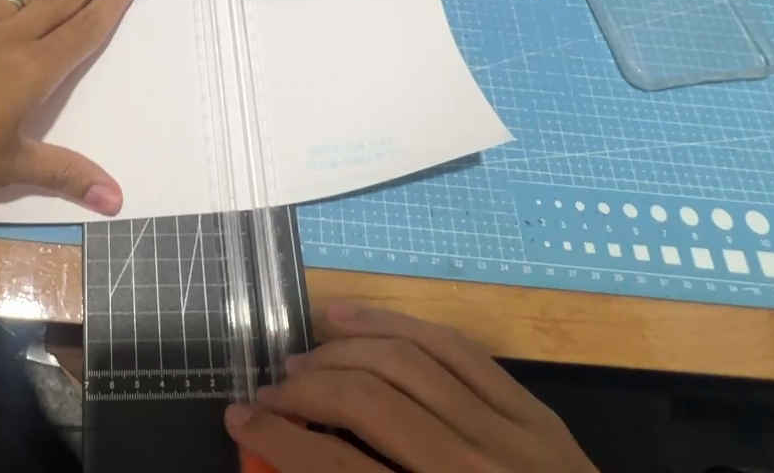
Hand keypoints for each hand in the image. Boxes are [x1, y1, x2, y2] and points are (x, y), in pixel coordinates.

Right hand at [225, 304, 595, 472]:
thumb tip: (289, 464)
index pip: (339, 468)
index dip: (277, 440)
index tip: (239, 422)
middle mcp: (476, 472)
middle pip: (366, 402)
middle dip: (300, 393)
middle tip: (266, 397)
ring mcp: (513, 434)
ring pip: (404, 359)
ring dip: (337, 352)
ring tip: (298, 361)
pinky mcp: (535, 410)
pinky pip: (451, 344)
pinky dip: (392, 321)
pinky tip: (348, 316)